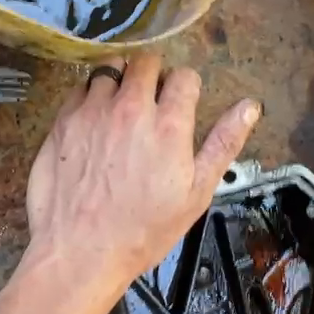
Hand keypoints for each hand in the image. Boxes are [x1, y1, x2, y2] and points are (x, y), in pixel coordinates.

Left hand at [23, 54, 258, 295]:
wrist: (80, 252)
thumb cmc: (143, 231)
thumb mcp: (196, 195)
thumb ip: (223, 144)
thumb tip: (250, 106)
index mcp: (169, 125)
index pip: (185, 77)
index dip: (185, 90)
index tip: (179, 106)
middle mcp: (130, 108)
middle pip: (147, 61)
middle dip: (153, 76)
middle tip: (150, 103)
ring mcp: (92, 111)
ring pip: (110, 68)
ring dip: (119, 81)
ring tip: (119, 109)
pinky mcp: (63, 120)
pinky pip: (80, 89)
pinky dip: (90, 98)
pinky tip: (93, 125)